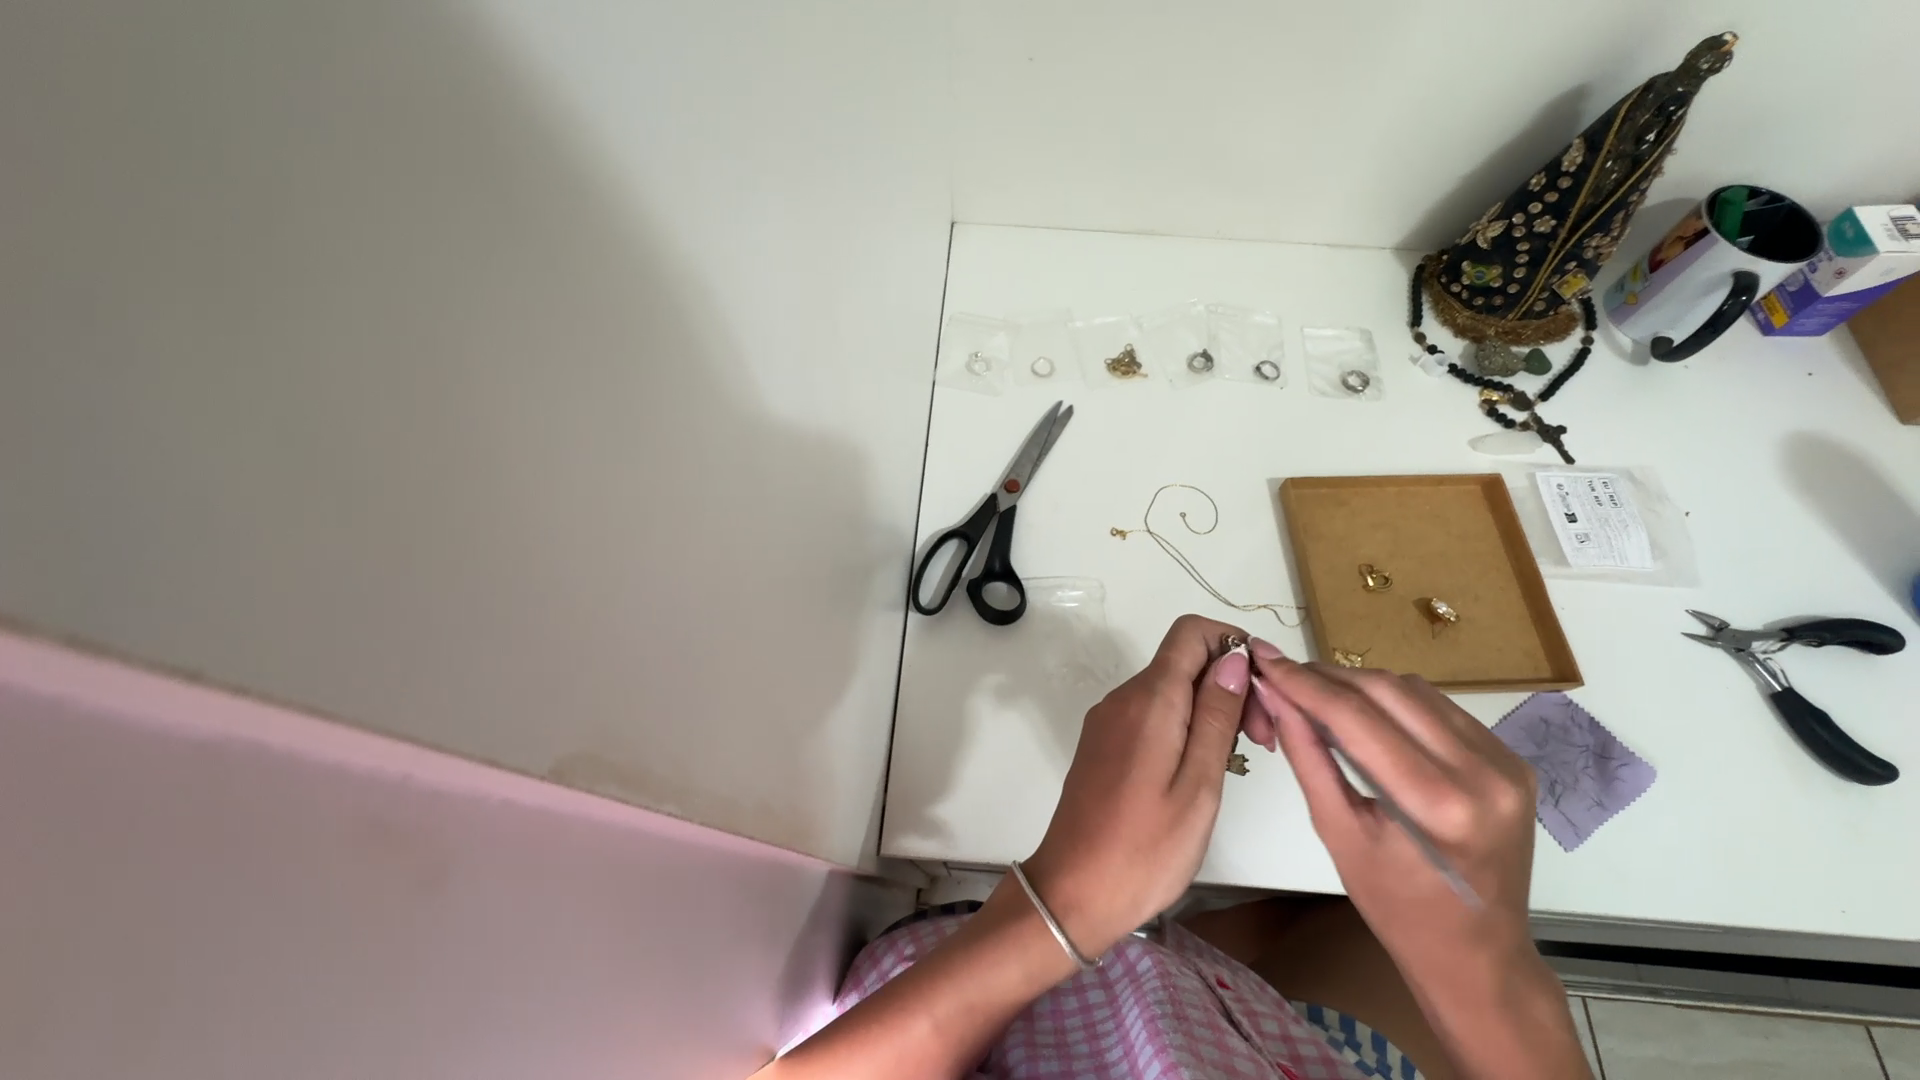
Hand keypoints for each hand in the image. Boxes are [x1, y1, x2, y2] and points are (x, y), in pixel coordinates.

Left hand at [1020, 614, 1254, 957]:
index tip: (1264, 692)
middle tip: (1262, 744)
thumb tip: (1233, 656)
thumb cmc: (1146, 848)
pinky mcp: (1104, 745)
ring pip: (1170, 690)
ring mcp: (1108, 722)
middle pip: (1183, 661)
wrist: (1073, 892)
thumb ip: (1215, 715)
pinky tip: (1200, 771)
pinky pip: (1152, 716)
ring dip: (1210, 711)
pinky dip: (1184, 728)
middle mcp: (1122, 698)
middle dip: (1230, 686)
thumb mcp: (1198, 784)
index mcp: (1148, 700)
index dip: (1233, 645)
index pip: (1190, 632)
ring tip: (1236, 764)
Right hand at [1249, 645, 1539, 981]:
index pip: (1356, 716)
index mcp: (1437, 803)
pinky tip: (1365, 712)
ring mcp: (1506, 762)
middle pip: (1388, 691)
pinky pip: (1441, 708)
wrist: (1478, 953)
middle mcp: (1482, 772)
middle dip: (1327, 676)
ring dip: (1360, 683)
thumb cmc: (1396, 907)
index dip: (1303, 683)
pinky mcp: (1512, 758)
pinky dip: (1395, 700)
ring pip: (1416, 690)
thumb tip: (1274, 696)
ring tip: (1317, 693)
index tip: (1264, 660)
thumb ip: (1307, 756)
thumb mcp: (1338, 833)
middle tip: (1283, 674)